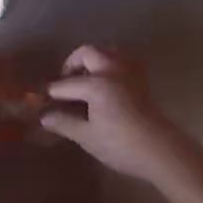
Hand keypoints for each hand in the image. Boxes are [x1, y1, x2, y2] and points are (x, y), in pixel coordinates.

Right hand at [40, 46, 199, 184]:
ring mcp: (130, 72)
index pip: (66, 84)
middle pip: (88, 53)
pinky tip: (107, 83)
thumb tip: (44, 117)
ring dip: (94, 60)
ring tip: (85, 80)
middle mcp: (113, 70)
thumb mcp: (87, 136)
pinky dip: (111, 65)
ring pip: (108, 52)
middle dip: (73, 64)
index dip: (52, 92)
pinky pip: (123, 61)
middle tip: (65, 82)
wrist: (161, 151)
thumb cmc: (121, 145)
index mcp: (97, 84)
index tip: (41, 99)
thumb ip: (64, 123)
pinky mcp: (142, 80)